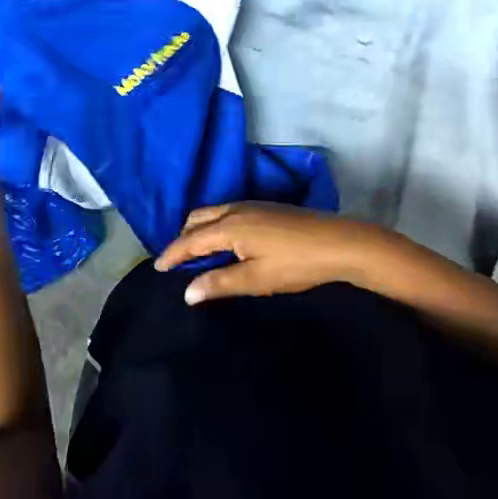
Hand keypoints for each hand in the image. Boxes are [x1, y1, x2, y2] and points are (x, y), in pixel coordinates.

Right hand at [154, 203, 403, 304]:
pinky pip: (226, 212)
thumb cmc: (296, 264)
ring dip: (198, 230)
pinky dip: (214, 225)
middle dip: (182, 237)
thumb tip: (186, 292)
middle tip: (176, 261)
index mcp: (228, 226)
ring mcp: (251, 205)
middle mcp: (234, 210)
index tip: (157, 268)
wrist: (340, 242)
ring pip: (212, 213)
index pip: (189, 240)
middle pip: (196, 219)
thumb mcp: (256, 280)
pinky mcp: (266, 208)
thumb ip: (219, 283)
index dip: (172, 255)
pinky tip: (225, 242)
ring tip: (197, 252)